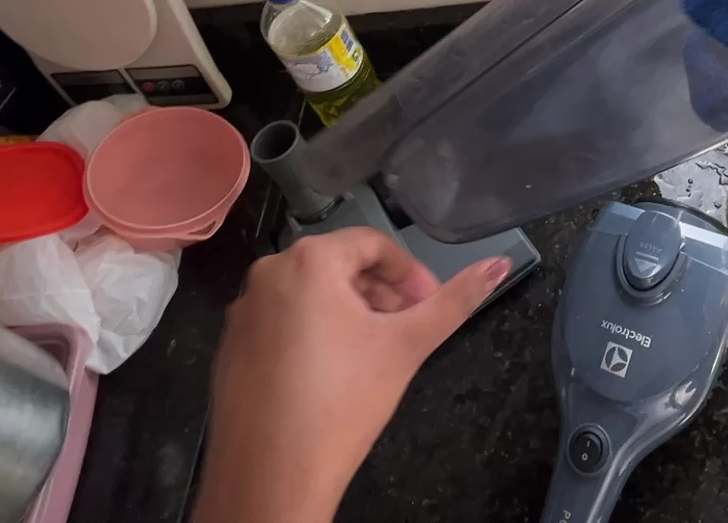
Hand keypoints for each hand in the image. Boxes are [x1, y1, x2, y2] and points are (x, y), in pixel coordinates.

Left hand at [192, 228, 509, 522]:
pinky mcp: (229, 347)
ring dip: (352, 311)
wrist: (269, 483)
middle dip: (383, 293)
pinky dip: (315, 331)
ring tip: (375, 351)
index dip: (411, 273)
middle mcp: (268, 273)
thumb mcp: (408, 345)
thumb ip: (457, 300)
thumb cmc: (343, 403)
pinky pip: (283, 319)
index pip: (375, 244)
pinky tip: (333, 373)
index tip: (430, 306)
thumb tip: (499, 263)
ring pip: (313, 292)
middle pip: (343, 265)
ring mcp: (243, 311)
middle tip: (406, 329)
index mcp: (309, 260)